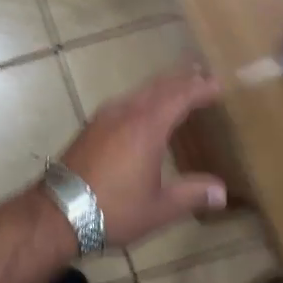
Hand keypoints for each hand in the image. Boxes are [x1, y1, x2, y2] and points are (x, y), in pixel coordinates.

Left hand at [58, 66, 226, 247]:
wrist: (61, 209)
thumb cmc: (114, 209)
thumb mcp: (159, 208)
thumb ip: (191, 195)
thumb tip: (221, 191)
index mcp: (146, 128)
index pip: (178, 98)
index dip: (199, 89)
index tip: (218, 83)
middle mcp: (125, 113)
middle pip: (158, 87)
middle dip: (181, 79)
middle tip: (201, 73)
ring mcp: (105, 116)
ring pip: (139, 92)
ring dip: (161, 86)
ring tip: (179, 85)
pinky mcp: (93, 125)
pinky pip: (125, 101)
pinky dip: (143, 97)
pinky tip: (145, 107)